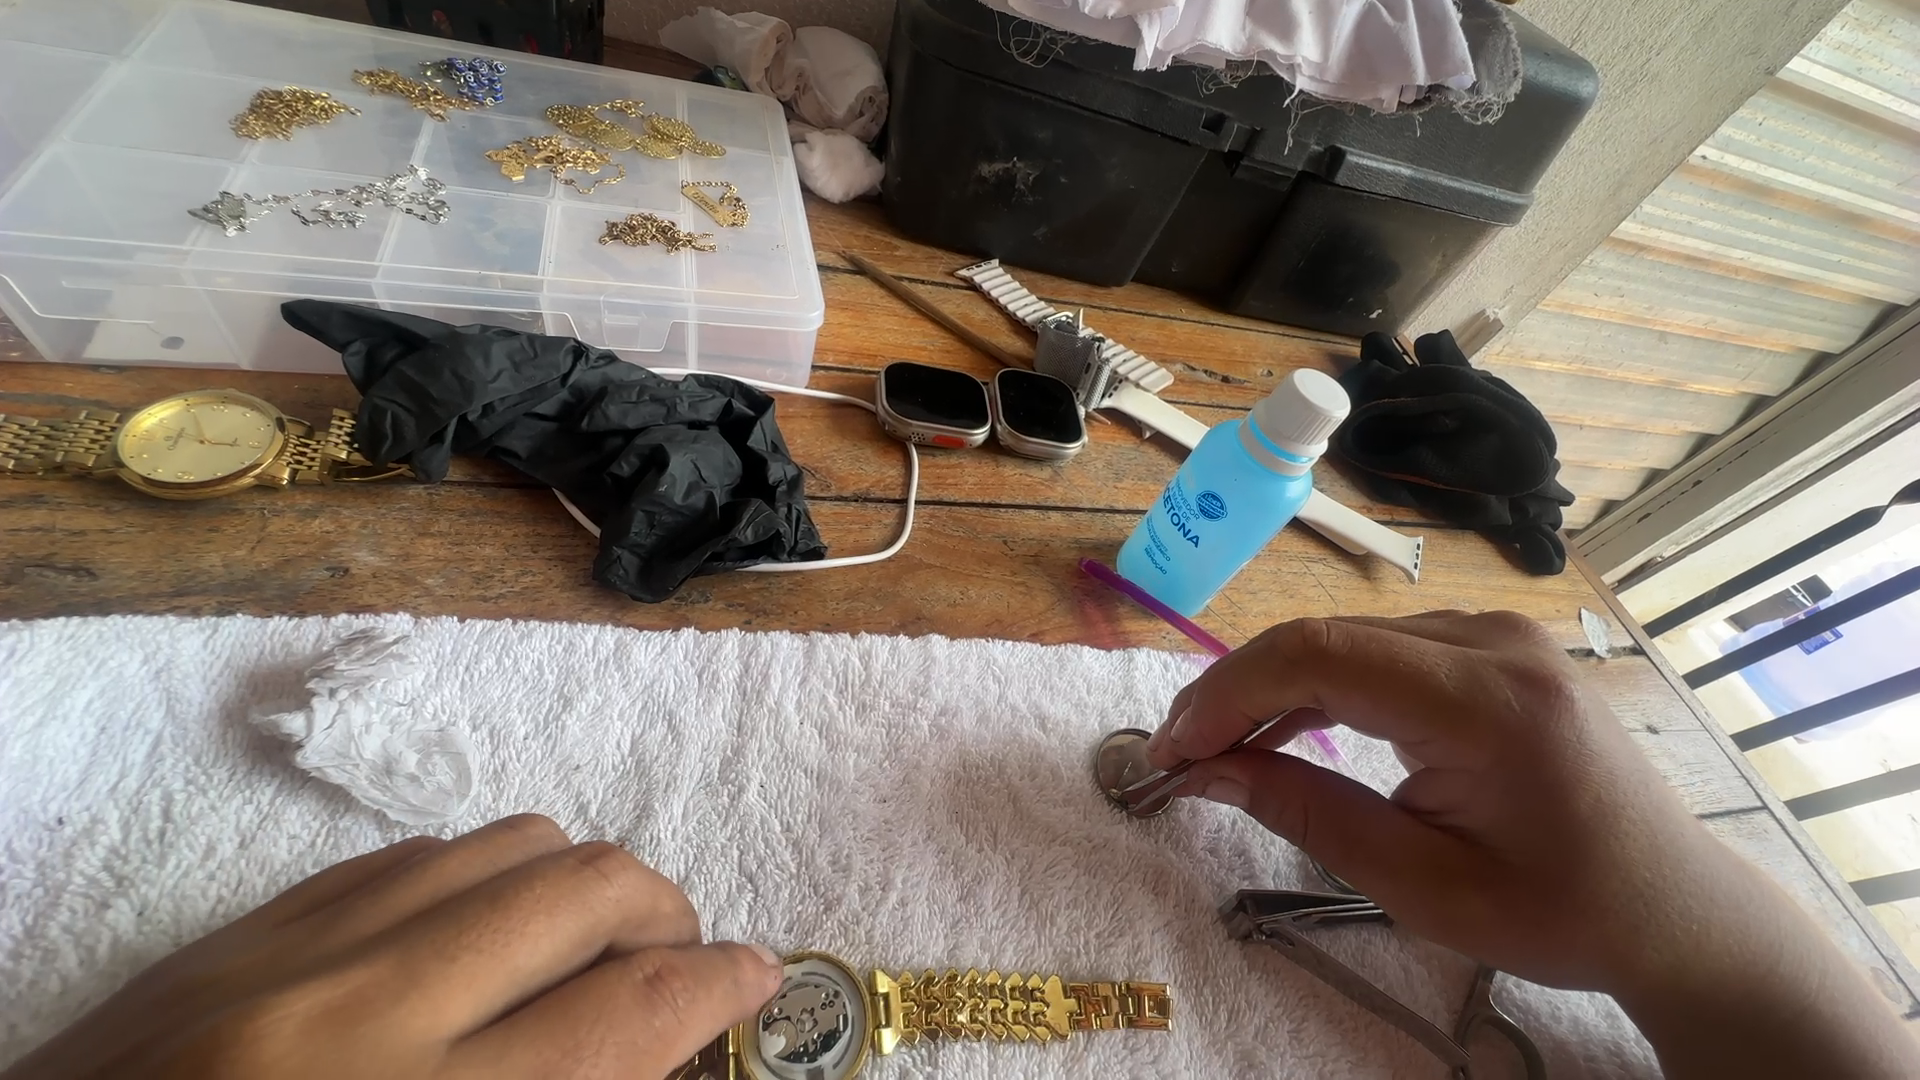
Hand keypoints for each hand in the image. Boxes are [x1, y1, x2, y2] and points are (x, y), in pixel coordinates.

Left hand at [2, 815, 779, 1079]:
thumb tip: (660, 1049)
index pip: (632, 1010)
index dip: (722, 983)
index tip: (755, 976)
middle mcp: (358, 1016)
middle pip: (593, 887)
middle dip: (668, 917)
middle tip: (676, 963)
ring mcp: (288, 954)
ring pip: (520, 840)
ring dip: (585, 885)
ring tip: (585, 941)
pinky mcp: (240, 928)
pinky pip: (424, 851)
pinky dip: (491, 879)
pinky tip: (483, 934)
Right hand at [1146, 611, 1696, 992]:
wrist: (1673, 904)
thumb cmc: (1557, 911)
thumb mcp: (1418, 884)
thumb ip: (1301, 812)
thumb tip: (1201, 770)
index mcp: (1492, 703)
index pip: (1321, 658)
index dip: (1228, 693)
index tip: (1174, 750)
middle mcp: (1489, 640)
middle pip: (1318, 640)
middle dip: (1232, 693)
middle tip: (1178, 753)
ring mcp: (1485, 631)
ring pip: (1331, 639)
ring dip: (1261, 688)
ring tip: (1211, 742)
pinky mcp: (1475, 641)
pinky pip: (1363, 648)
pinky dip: (1306, 685)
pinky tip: (1273, 725)